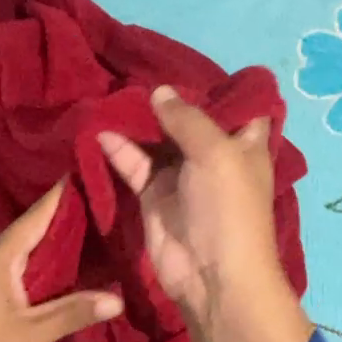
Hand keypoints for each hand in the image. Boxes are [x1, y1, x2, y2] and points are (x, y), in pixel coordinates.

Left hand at [0, 181, 124, 341]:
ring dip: (49, 235)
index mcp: (1, 257)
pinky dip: (37, 254)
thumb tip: (116, 299)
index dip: (62, 195)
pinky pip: (14, 259)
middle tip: (97, 199)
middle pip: (30, 226)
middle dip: (62, 213)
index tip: (86, 173)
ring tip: (85, 225)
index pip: (37, 216)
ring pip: (22, 244)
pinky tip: (57, 261)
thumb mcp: (31, 334)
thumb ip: (72, 313)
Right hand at [98, 86, 311, 341]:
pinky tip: (98, 130)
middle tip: (133, 72)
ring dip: (136, 121)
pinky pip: (133, 164)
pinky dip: (117, 149)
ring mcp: (181, 176)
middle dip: (165, 99)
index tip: (188, 65)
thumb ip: (186, 118)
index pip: (238, 106)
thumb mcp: (215, 152)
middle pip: (188, 119)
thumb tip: (159, 91)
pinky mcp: (153, 196)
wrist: (211, 276)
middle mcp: (213, 156)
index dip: (219, 87)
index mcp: (244, 144)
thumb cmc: (228, 209)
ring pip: (156, 139)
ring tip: (110, 95)